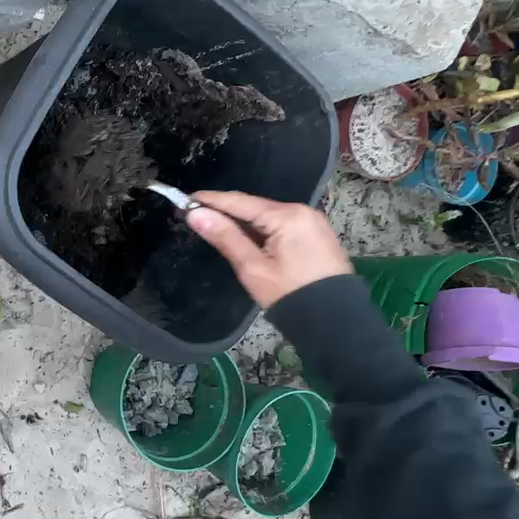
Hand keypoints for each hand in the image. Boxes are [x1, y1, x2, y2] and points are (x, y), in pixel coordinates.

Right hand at [184, 191, 351, 308]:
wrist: (335, 320)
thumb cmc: (289, 293)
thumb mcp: (252, 267)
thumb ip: (224, 236)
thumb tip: (195, 213)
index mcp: (287, 216)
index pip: (239, 202)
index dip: (209, 199)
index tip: (184, 199)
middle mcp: (302, 212)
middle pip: (253, 206)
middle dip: (224, 210)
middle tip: (194, 215)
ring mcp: (311, 222)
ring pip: (265, 215)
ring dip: (239, 220)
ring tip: (212, 226)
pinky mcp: (314, 234)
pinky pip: (278, 224)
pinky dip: (257, 228)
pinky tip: (241, 236)